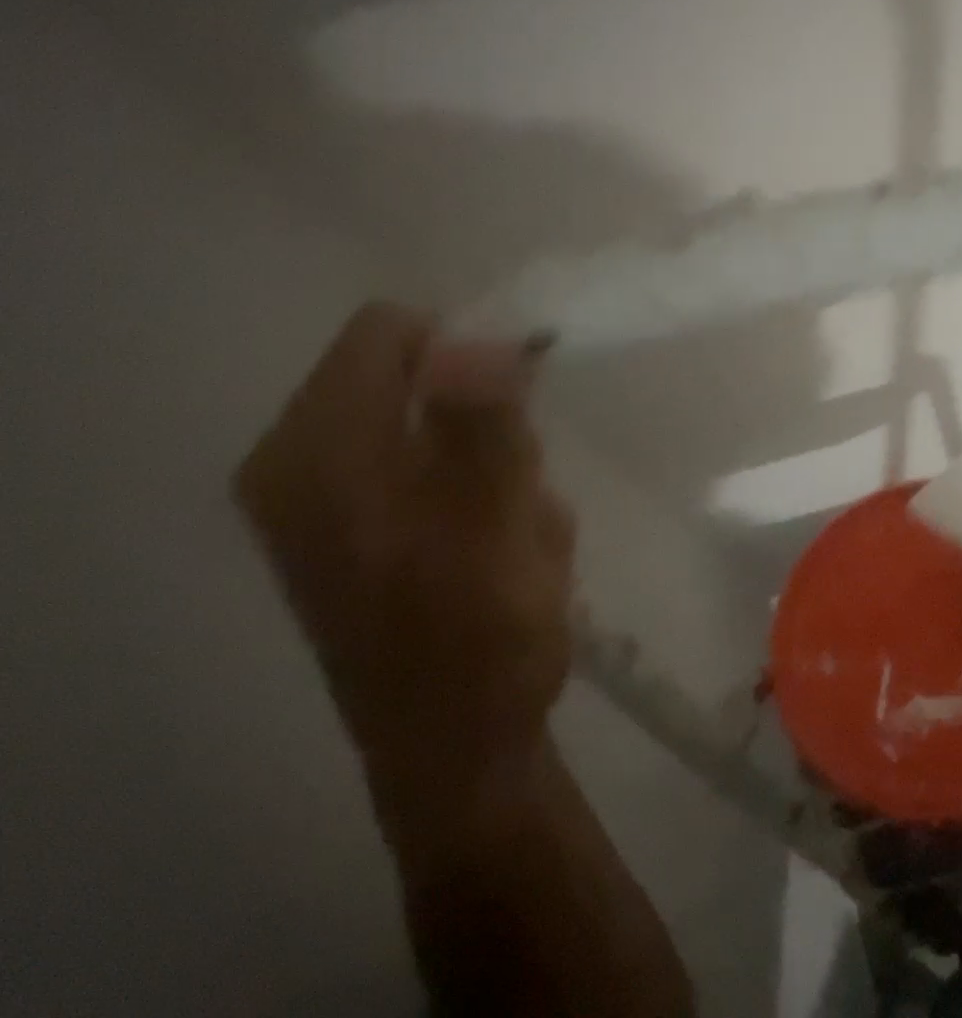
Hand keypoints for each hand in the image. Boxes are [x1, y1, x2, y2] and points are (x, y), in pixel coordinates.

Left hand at [234, 303, 575, 784]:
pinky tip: (508, 568)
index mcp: (315, 455)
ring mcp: (330, 507)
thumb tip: (478, 339)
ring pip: (447, 441)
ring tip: (523, 553)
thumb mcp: (496, 532)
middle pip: (425, 389)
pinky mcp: (362, 539)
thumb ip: (485, 432)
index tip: (528, 418)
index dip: (473, 355)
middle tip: (523, 512)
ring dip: (507, 485)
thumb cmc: (479, 647)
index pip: (391, 336)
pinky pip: (442, 484)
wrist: (459, 755)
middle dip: (498, 443)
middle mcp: (302, 468)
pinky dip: (490, 513)